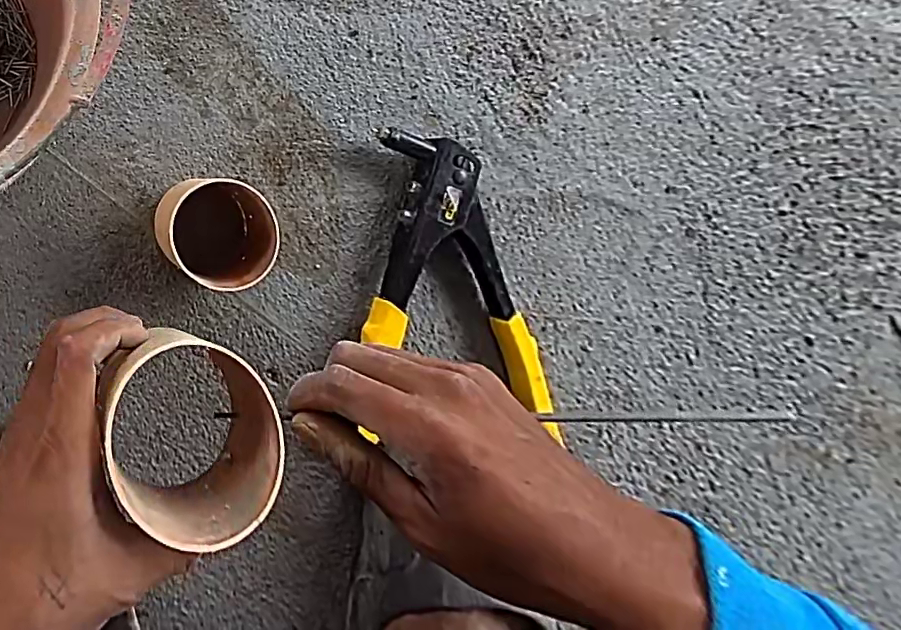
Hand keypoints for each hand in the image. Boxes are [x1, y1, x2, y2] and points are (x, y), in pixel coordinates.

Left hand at [0, 308, 193, 629]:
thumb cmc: (31, 591)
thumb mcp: (120, 571)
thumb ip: (171, 550)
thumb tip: (201, 532)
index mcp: (61, 447)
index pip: (75, 356)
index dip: (110, 329)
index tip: (140, 332)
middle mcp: (34, 427)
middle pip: (58, 337)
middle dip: (102, 320)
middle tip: (136, 330)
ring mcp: (19, 429)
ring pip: (45, 351)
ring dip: (84, 333)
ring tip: (119, 343)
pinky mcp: (15, 439)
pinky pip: (41, 373)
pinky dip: (71, 357)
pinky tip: (93, 378)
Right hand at [288, 342, 708, 629]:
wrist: (603, 548)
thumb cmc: (527, 550)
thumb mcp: (425, 526)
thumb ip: (359, 466)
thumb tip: (317, 431)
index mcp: (430, 428)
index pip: (341, 383)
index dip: (307, 393)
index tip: (298, 407)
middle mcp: (447, 388)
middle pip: (353, 353)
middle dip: (327, 380)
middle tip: (324, 416)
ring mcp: (465, 376)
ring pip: (380, 350)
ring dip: (358, 377)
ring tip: (360, 420)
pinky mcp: (478, 375)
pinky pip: (412, 359)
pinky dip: (389, 377)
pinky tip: (398, 415)